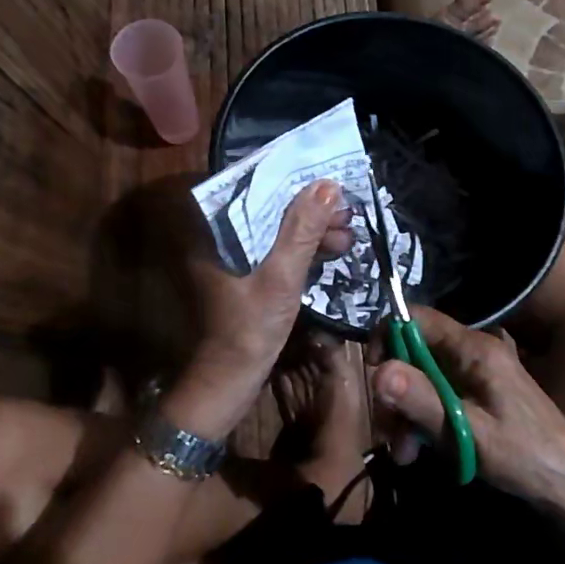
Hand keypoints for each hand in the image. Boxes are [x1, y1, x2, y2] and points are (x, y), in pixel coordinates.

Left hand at [168, 181, 352, 435]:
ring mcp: (235, 258)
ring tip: (347, 235)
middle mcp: (222, 238)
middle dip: (310, 209)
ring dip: (313, 230)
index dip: (293, 182)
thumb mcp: (281, 276)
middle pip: (270, 209)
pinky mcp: (249, 275)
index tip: (327, 184)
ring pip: (278, 230)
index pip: (254, 188)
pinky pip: (279, 250)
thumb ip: (302, 231)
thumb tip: (327, 186)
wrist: (230, 380)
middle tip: (346, 213)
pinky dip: (305, 249)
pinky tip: (332, 250)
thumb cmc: (249, 328)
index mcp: (216, 232)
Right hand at [371, 307, 564, 541]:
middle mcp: (475, 352)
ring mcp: (478, 373)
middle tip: (391, 437)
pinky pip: (439, 394)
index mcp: (475, 349)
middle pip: (416, 352)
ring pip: (423, 377)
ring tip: (406, 454)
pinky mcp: (479, 394)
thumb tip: (378, 371)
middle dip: (396, 391)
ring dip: (407, 412)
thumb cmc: (524, 458)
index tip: (375, 376)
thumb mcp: (467, 433)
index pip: (419, 318)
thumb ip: (422, 401)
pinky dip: (424, 418)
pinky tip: (421, 450)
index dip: (389, 338)